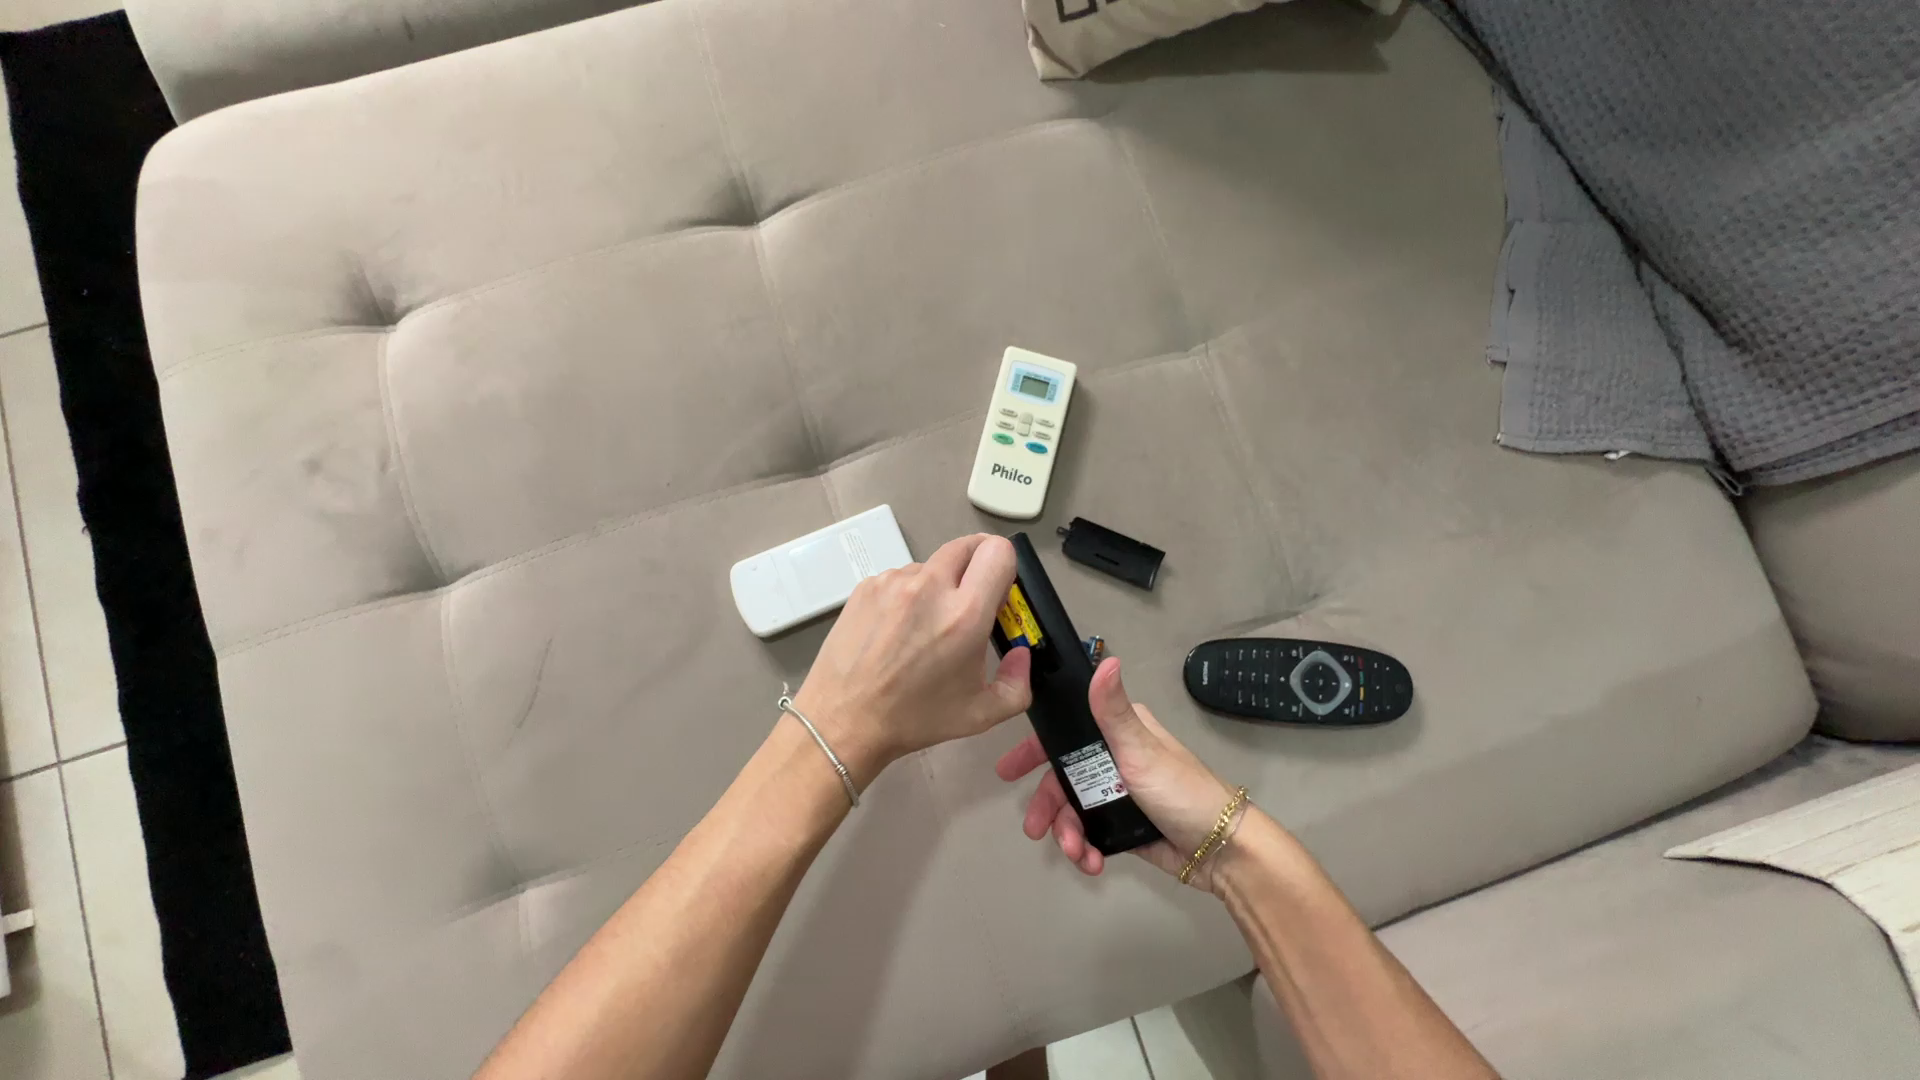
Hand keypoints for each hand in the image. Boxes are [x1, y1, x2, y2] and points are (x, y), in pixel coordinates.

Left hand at [793, 534, 1032, 789]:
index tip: (998, 593)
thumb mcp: (981, 713)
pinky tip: (896, 630)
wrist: (842, 720)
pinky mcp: (866, 586)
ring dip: (938, 584)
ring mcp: (893, 582)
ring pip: (931, 564)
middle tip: (969, 600)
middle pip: (967, 545)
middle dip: (976, 566)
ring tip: (924, 626)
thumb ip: (1018, 681)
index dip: (1005, 567)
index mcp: (964, 614)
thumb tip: (1021, 651)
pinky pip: (900, 577)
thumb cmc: (915, 718)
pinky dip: (908, 595)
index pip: (998, 551)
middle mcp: (929, 586)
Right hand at [996, 656, 1242, 891]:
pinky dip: (1085, 849)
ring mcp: (1118, 793)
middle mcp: (1115, 759)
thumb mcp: (1140, 750)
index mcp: (1120, 732)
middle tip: (1034, 829)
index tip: (1008, 770)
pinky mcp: (1122, 826)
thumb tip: (1107, 660)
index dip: (1035, 750)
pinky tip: (1092, 863)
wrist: (1222, 851)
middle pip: (1063, 778)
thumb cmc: (1180, 791)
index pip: (1066, 733)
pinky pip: (1090, 834)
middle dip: (1048, 805)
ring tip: (1076, 855)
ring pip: (1073, 810)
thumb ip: (1114, 711)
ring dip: (1068, 834)